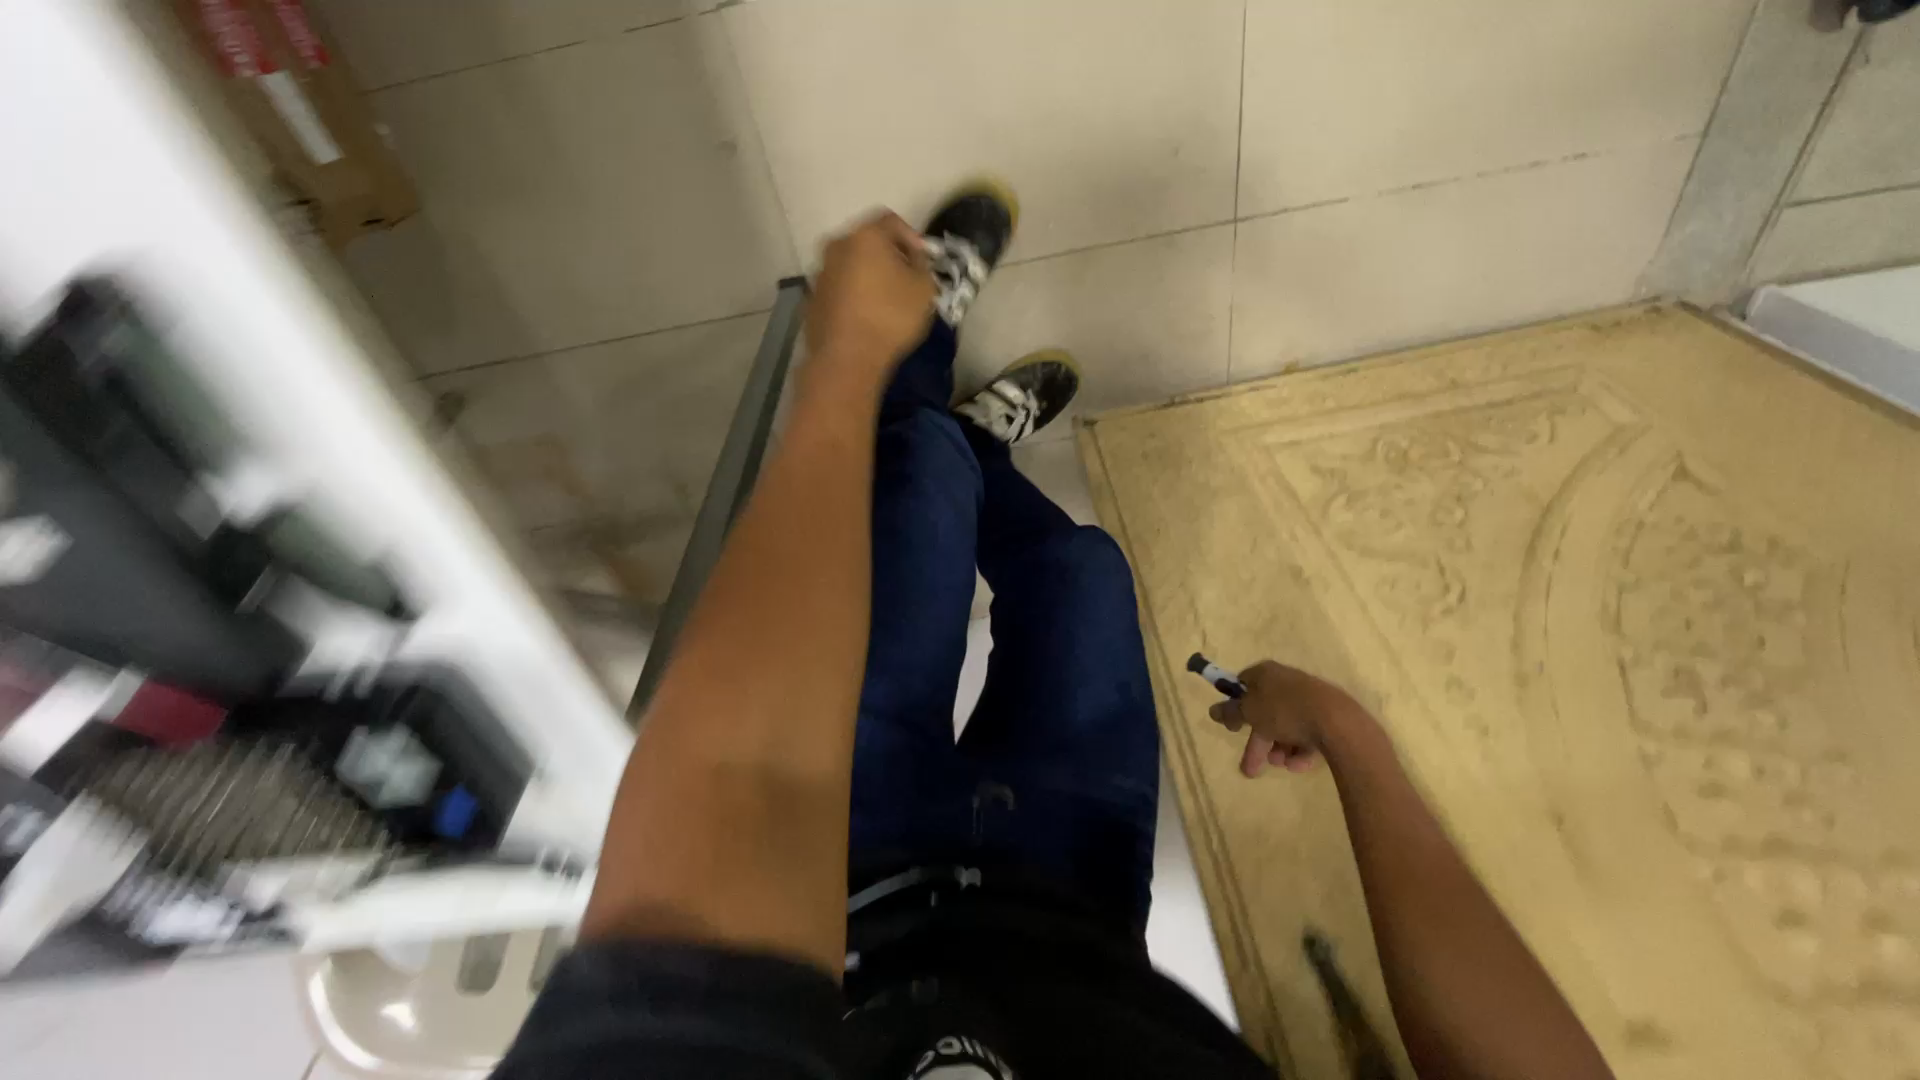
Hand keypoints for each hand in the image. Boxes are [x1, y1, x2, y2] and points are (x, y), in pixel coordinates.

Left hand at [805, 211, 935, 370]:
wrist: (846, 358)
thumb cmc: (890, 317)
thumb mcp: (924, 289)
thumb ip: (922, 265)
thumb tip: (913, 258)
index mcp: (865, 236)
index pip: (891, 221)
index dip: (911, 237)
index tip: (922, 260)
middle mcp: (837, 246)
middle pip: (867, 241)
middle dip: (887, 255)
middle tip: (904, 277)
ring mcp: (820, 273)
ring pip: (850, 265)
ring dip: (867, 275)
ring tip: (883, 300)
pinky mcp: (811, 298)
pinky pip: (838, 288)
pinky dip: (851, 295)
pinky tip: (864, 316)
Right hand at [1208, 660, 1364, 778]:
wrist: (1336, 722)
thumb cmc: (1284, 710)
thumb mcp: (1249, 712)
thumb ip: (1230, 712)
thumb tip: (1213, 710)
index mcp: (1266, 673)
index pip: (1244, 683)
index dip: (1235, 704)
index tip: (1233, 725)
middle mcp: (1287, 683)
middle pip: (1265, 713)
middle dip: (1257, 743)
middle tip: (1250, 769)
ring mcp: (1310, 700)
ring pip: (1286, 727)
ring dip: (1278, 749)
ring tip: (1280, 765)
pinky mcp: (1328, 717)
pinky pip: (1307, 735)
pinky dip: (1300, 751)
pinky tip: (1298, 766)